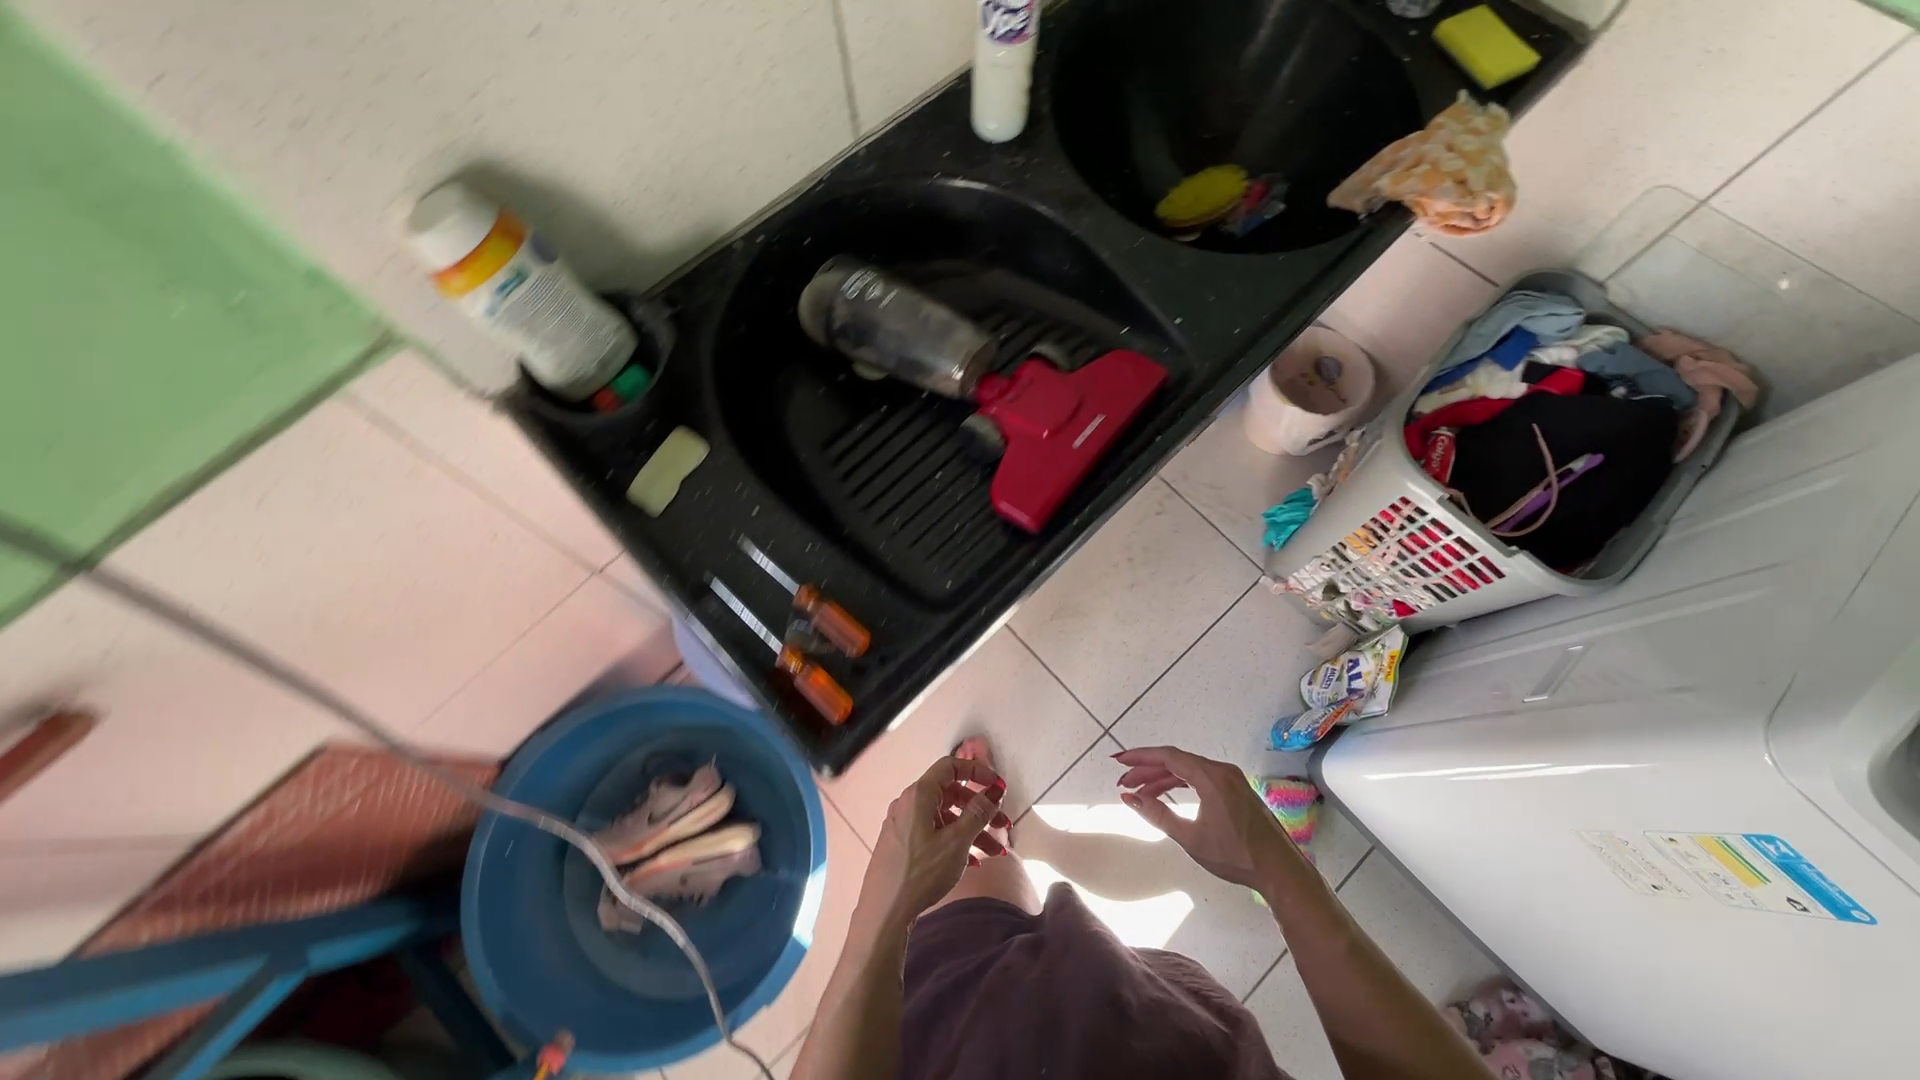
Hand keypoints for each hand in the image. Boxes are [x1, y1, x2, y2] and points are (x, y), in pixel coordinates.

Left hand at [855, 756, 1010, 934]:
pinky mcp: (902, 844)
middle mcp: (909, 803)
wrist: (884, 912)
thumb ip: (978, 813)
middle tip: (1004, 825)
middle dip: (981, 808)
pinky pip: (933, 833)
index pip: (950, 767)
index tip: (998, 786)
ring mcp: (904, 824)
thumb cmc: (922, 873)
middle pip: (951, 794)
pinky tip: (972, 862)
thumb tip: (994, 790)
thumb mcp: (957, 842)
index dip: (977, 771)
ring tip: (995, 852)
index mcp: (919, 795)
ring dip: (972, 830)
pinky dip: (955, 841)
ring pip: (945, 817)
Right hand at [1114, 746, 1294, 889]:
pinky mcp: (1236, 790)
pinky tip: (1164, 793)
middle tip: (1124, 782)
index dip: (1140, 757)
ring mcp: (1231, 779)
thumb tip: (1130, 798)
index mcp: (1212, 777)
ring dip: (1162, 778)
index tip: (1119, 761)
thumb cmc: (1236, 855)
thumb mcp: (1191, 838)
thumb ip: (1158, 814)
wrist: (1280, 870)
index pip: (1169, 757)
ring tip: (1139, 791)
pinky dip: (1180, 784)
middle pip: (1177, 762)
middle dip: (1148, 770)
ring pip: (1188, 770)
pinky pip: (1200, 778)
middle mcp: (1222, 771)